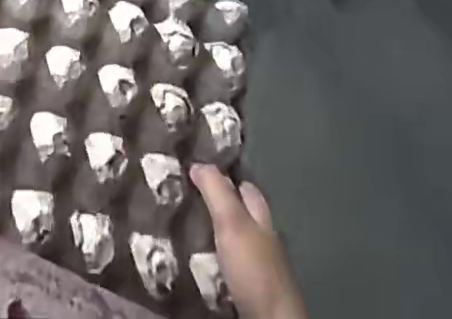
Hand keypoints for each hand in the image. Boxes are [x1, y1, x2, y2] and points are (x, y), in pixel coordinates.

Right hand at [191, 165, 308, 318]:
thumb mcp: (232, 222)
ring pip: (236, 241)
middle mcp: (264, 236)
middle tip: (188, 205)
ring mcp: (260, 265)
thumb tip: (197, 163)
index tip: (198, 174)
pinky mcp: (253, 289)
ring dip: (216, 236)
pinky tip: (202, 265)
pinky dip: (217, 262)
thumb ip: (216, 191)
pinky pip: (231, 267)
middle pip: (241, 214)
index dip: (224, 178)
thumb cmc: (254, 266)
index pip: (245, 188)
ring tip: (188, 234)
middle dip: (219, 207)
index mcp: (262, 215)